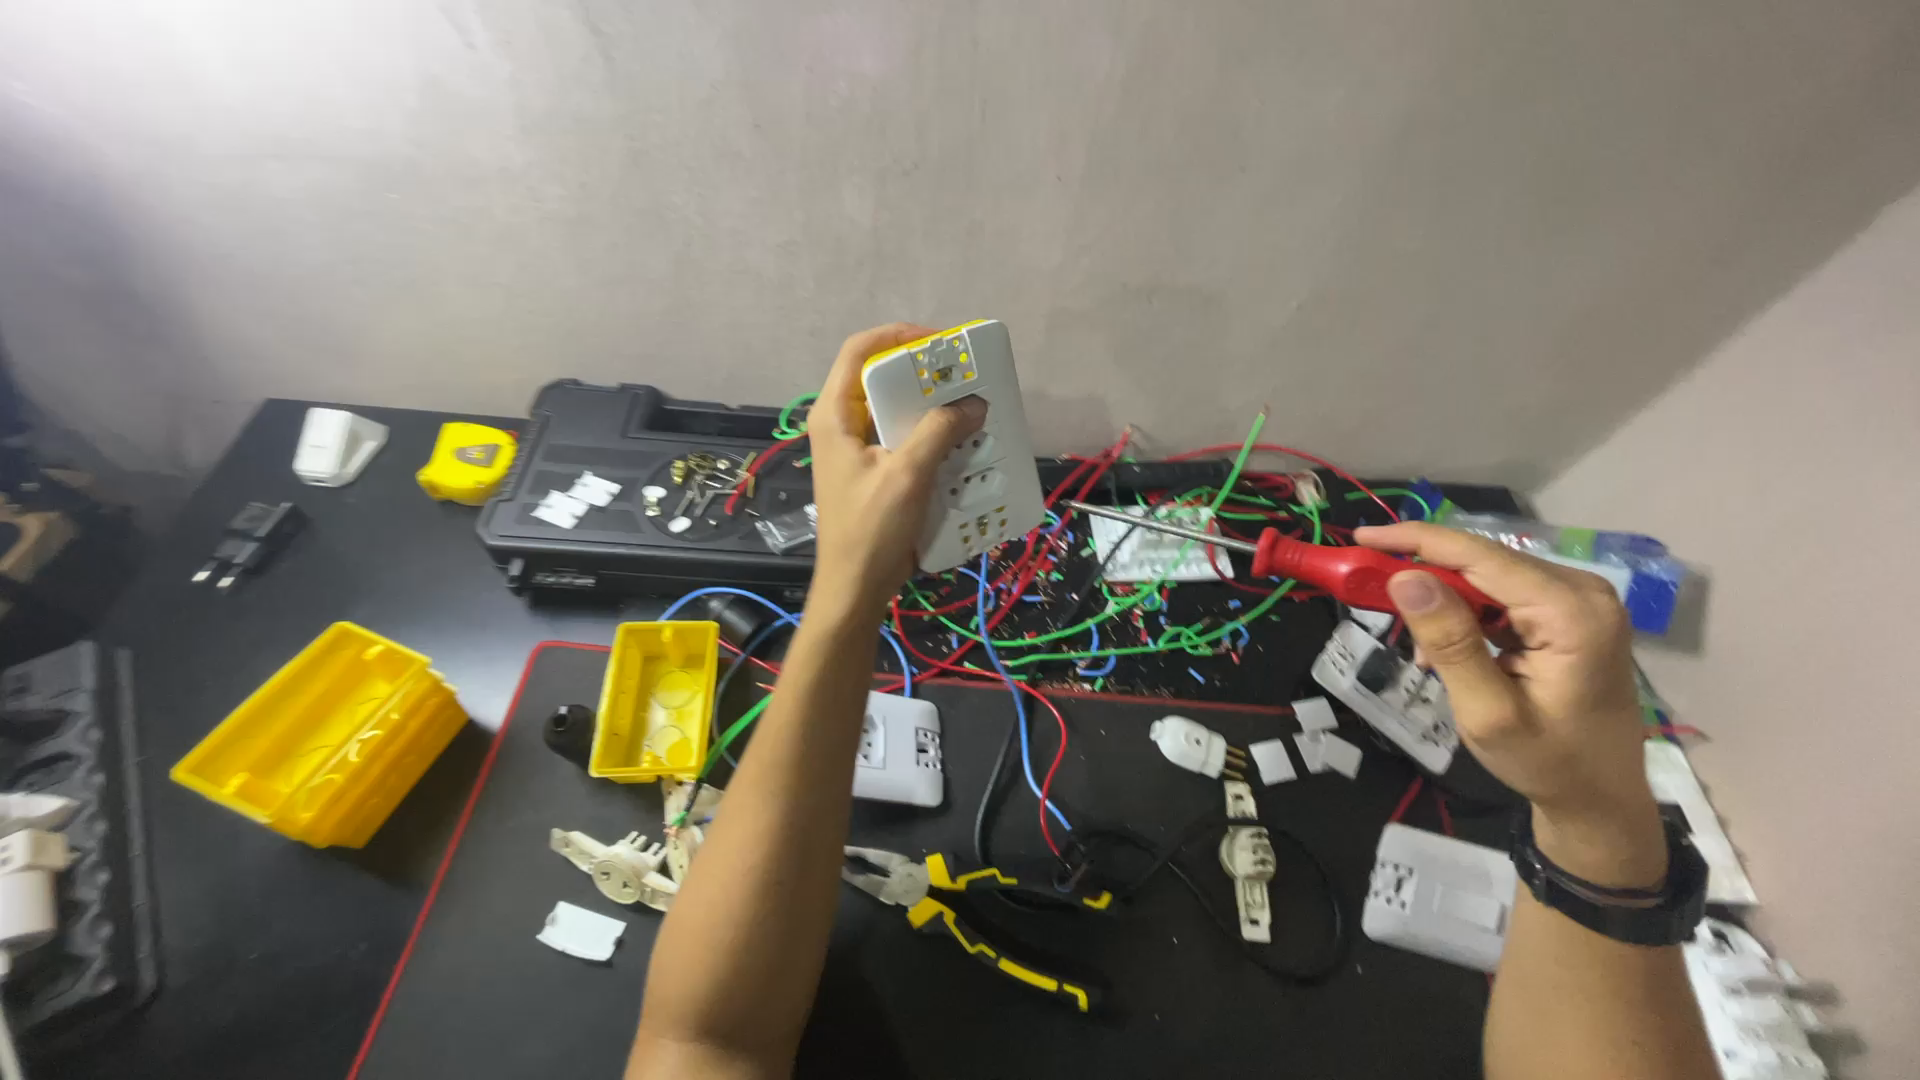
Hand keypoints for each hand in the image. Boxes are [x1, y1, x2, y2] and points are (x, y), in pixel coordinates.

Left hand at [805, 324, 987, 613]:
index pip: (859, 351)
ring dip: (932, 408)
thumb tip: (975, 402)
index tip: (939, 343)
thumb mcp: (908, 475)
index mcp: (835, 416)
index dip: (897, 336)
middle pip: (881, 380)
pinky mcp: (873, 474)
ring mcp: (856, 451)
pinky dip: (930, 437)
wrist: (856, 588)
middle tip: (964, 378)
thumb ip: (940, 431)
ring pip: (895, 412)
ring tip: (970, 409)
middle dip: (924, 375)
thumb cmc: (872, 530)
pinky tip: (961, 445)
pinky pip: (902, 441)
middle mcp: (841, 426)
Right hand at [1355, 522, 1665, 885]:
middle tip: (1373, 600)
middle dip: (1423, 577)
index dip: (1415, 540)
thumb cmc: (1546, 761)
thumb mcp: (1487, 710)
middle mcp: (1581, 591)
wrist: (1598, 797)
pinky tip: (1450, 651)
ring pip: (1485, 575)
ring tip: (1425, 654)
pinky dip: (1464, 614)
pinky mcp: (1567, 611)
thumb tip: (1404, 578)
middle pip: (1481, 560)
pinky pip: (1499, 593)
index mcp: (1571, 612)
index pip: (1479, 555)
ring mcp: (1578, 599)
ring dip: (1442, 602)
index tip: (1361, 538)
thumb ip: (1449, 641)